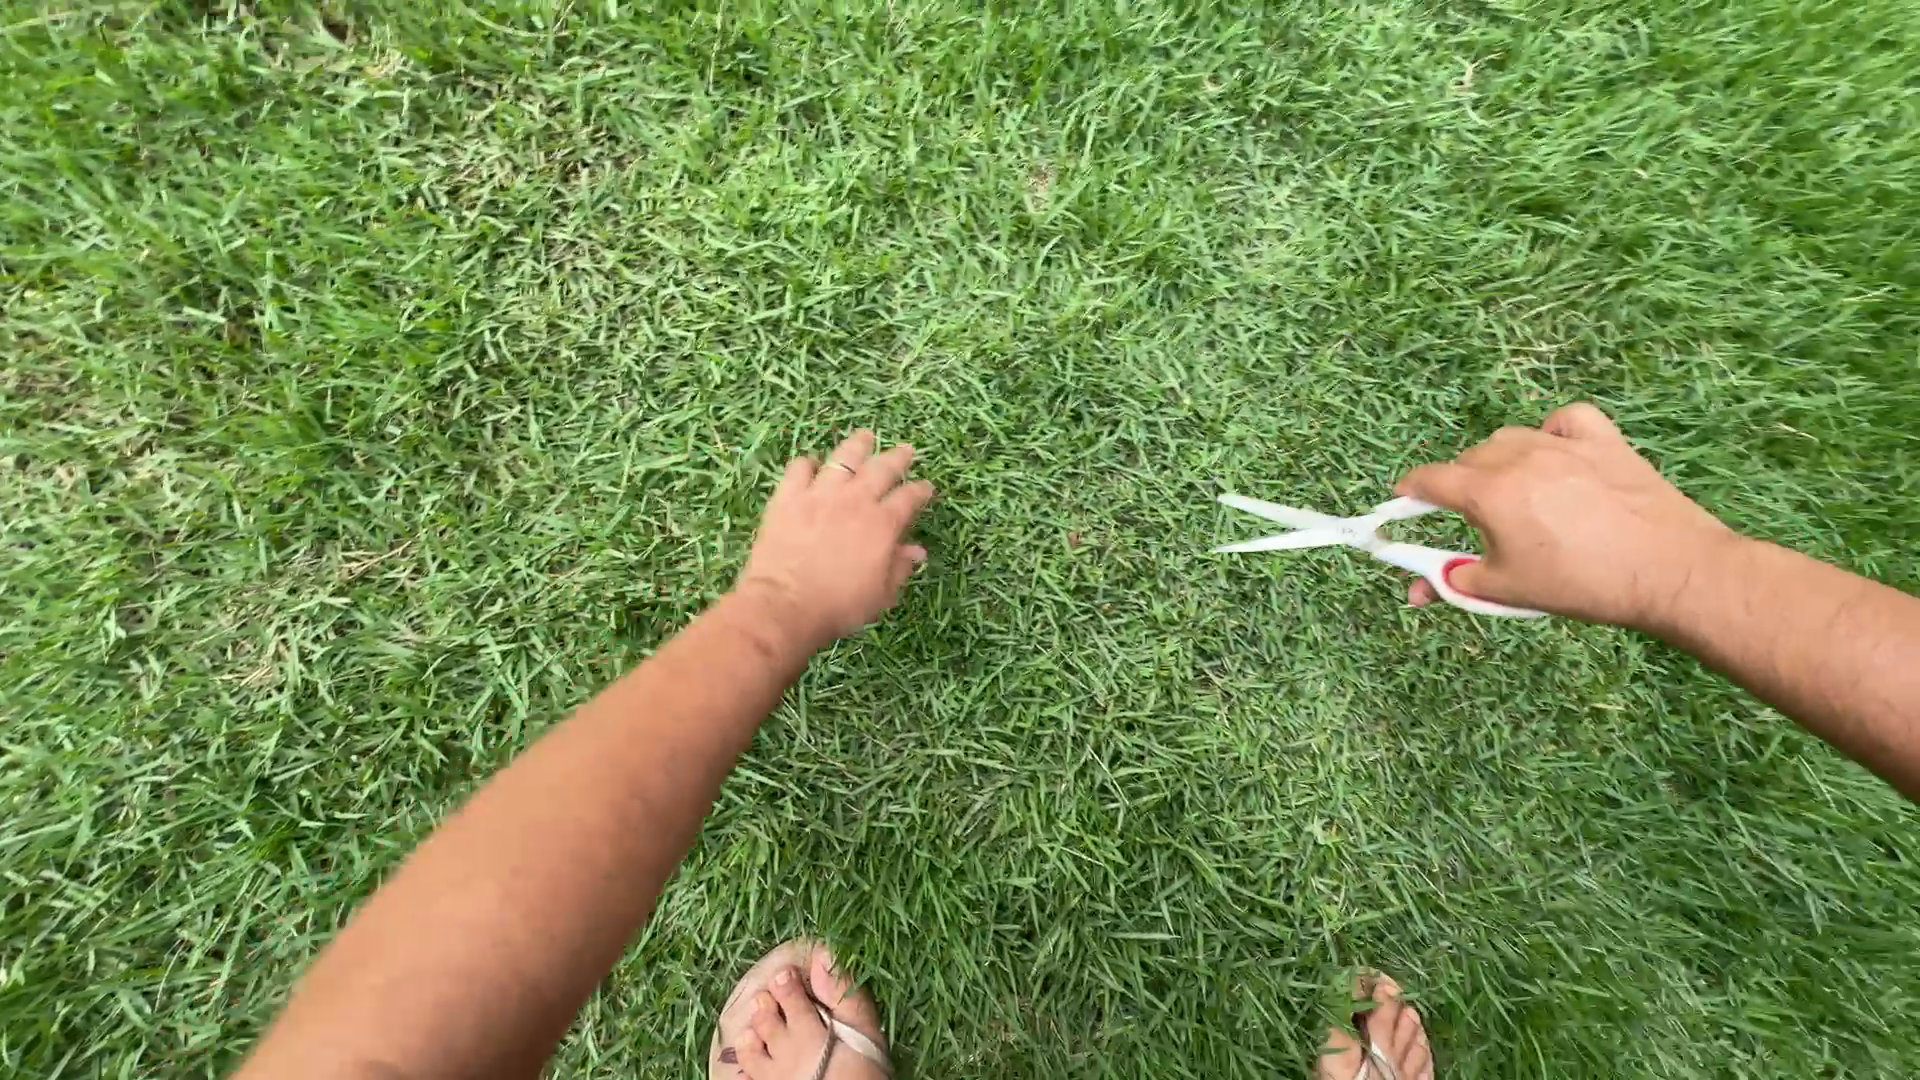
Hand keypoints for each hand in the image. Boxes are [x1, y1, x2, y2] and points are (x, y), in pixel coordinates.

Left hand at [735, 430, 934, 651]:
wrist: (785, 605)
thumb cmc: (839, 606)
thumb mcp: (881, 594)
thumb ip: (900, 567)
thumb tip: (917, 551)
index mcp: (883, 524)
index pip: (909, 498)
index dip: (921, 491)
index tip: (927, 487)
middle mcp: (855, 501)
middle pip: (882, 469)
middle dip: (898, 457)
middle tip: (907, 450)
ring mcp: (820, 495)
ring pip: (843, 458)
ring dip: (857, 446)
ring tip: (866, 436)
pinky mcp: (788, 497)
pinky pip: (799, 469)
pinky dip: (808, 463)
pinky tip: (812, 463)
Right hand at [1397, 403, 1737, 628]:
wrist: (1674, 573)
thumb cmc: (1580, 583)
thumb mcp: (1503, 589)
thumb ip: (1451, 582)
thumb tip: (1416, 592)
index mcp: (1488, 492)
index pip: (1428, 480)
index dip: (1409, 491)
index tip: (1404, 503)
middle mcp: (1519, 459)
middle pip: (1466, 459)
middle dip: (1457, 484)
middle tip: (1469, 516)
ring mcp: (1565, 446)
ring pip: (1508, 439)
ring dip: (1496, 460)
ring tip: (1510, 489)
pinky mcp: (1606, 444)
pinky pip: (1566, 420)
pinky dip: (1551, 432)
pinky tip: (1554, 454)